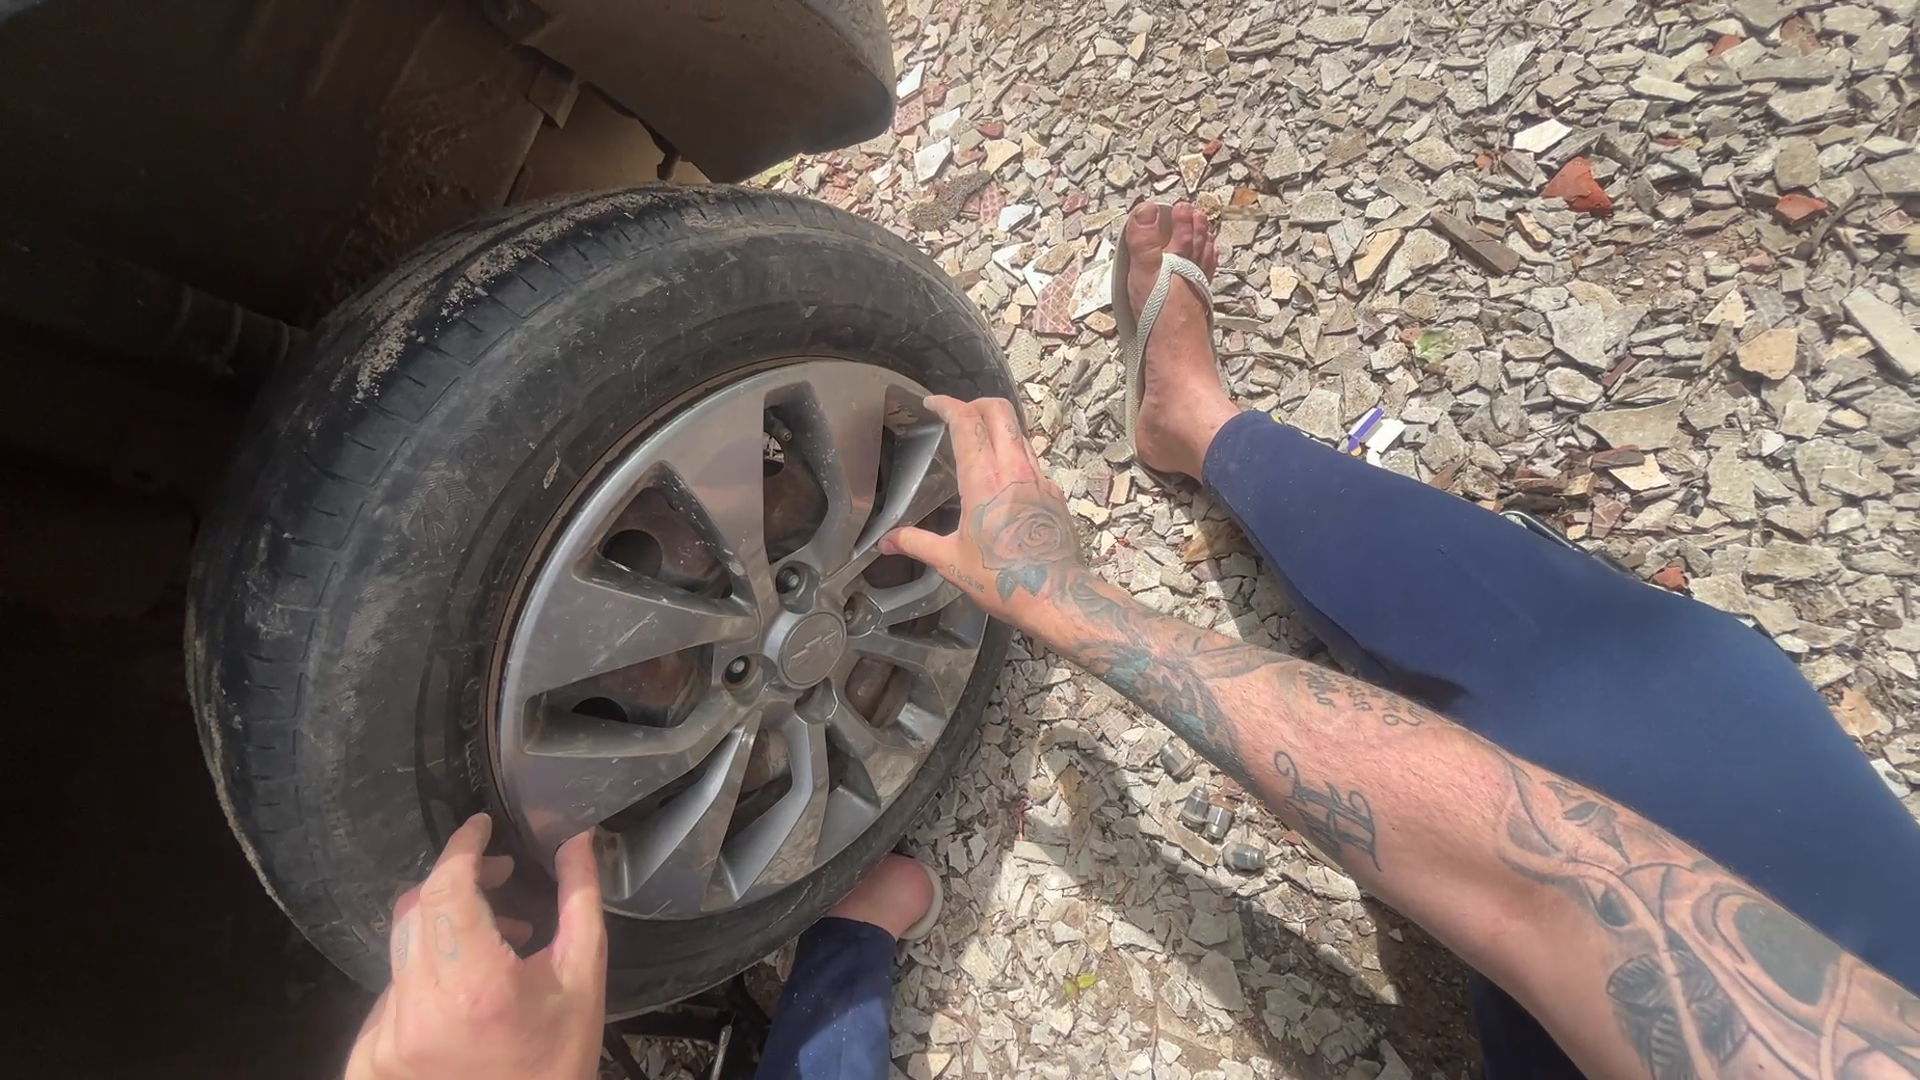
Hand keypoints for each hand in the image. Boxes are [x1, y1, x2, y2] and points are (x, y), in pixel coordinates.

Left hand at [345, 814, 606, 1079]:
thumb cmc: (560, 1052)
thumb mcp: (584, 971)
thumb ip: (579, 897)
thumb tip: (575, 838)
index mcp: (474, 984)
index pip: (446, 890)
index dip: (461, 848)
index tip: (481, 826)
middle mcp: (414, 1010)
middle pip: (416, 911)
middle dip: (457, 879)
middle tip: (501, 876)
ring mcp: (381, 1042)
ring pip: (402, 948)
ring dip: (445, 926)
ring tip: (496, 940)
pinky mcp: (365, 1063)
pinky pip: (390, 990)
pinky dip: (427, 970)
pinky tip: (464, 989)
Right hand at [881, 396, 1085, 632]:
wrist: (1055, 596)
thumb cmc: (1000, 579)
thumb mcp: (950, 562)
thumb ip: (916, 543)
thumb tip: (886, 542)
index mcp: (983, 480)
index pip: (966, 422)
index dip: (947, 404)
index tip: (933, 403)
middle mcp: (1013, 469)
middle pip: (999, 410)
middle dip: (976, 403)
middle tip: (958, 413)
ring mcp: (1039, 478)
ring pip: (1019, 431)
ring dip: (997, 425)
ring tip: (980, 440)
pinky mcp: (1054, 492)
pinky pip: (1033, 459)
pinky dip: (1015, 453)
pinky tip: (1004, 477)